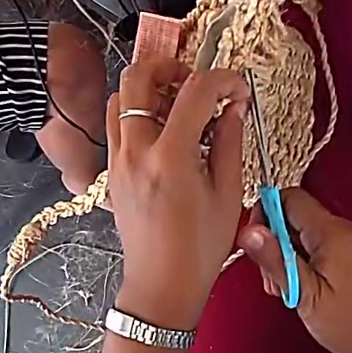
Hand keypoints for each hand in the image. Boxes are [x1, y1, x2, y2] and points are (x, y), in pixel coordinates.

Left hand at [106, 59, 249, 331]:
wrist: (161, 286)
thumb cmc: (200, 248)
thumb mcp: (228, 195)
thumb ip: (231, 142)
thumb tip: (235, 107)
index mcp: (171, 157)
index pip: (196, 91)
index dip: (224, 80)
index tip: (239, 90)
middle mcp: (136, 150)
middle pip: (138, 76)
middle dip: (172, 66)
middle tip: (198, 84)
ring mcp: (118, 160)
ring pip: (119, 96)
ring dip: (149, 88)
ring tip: (180, 106)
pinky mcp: (111, 171)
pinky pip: (115, 123)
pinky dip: (137, 111)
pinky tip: (165, 131)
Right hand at [239, 188, 351, 352]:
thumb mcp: (304, 294)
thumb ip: (275, 260)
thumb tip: (248, 231)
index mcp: (332, 232)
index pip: (291, 197)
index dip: (267, 214)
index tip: (258, 245)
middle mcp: (345, 228)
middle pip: (297, 215)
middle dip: (276, 241)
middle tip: (273, 280)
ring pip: (307, 232)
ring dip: (289, 255)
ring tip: (288, 290)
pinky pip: (322, 244)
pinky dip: (306, 261)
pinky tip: (304, 289)